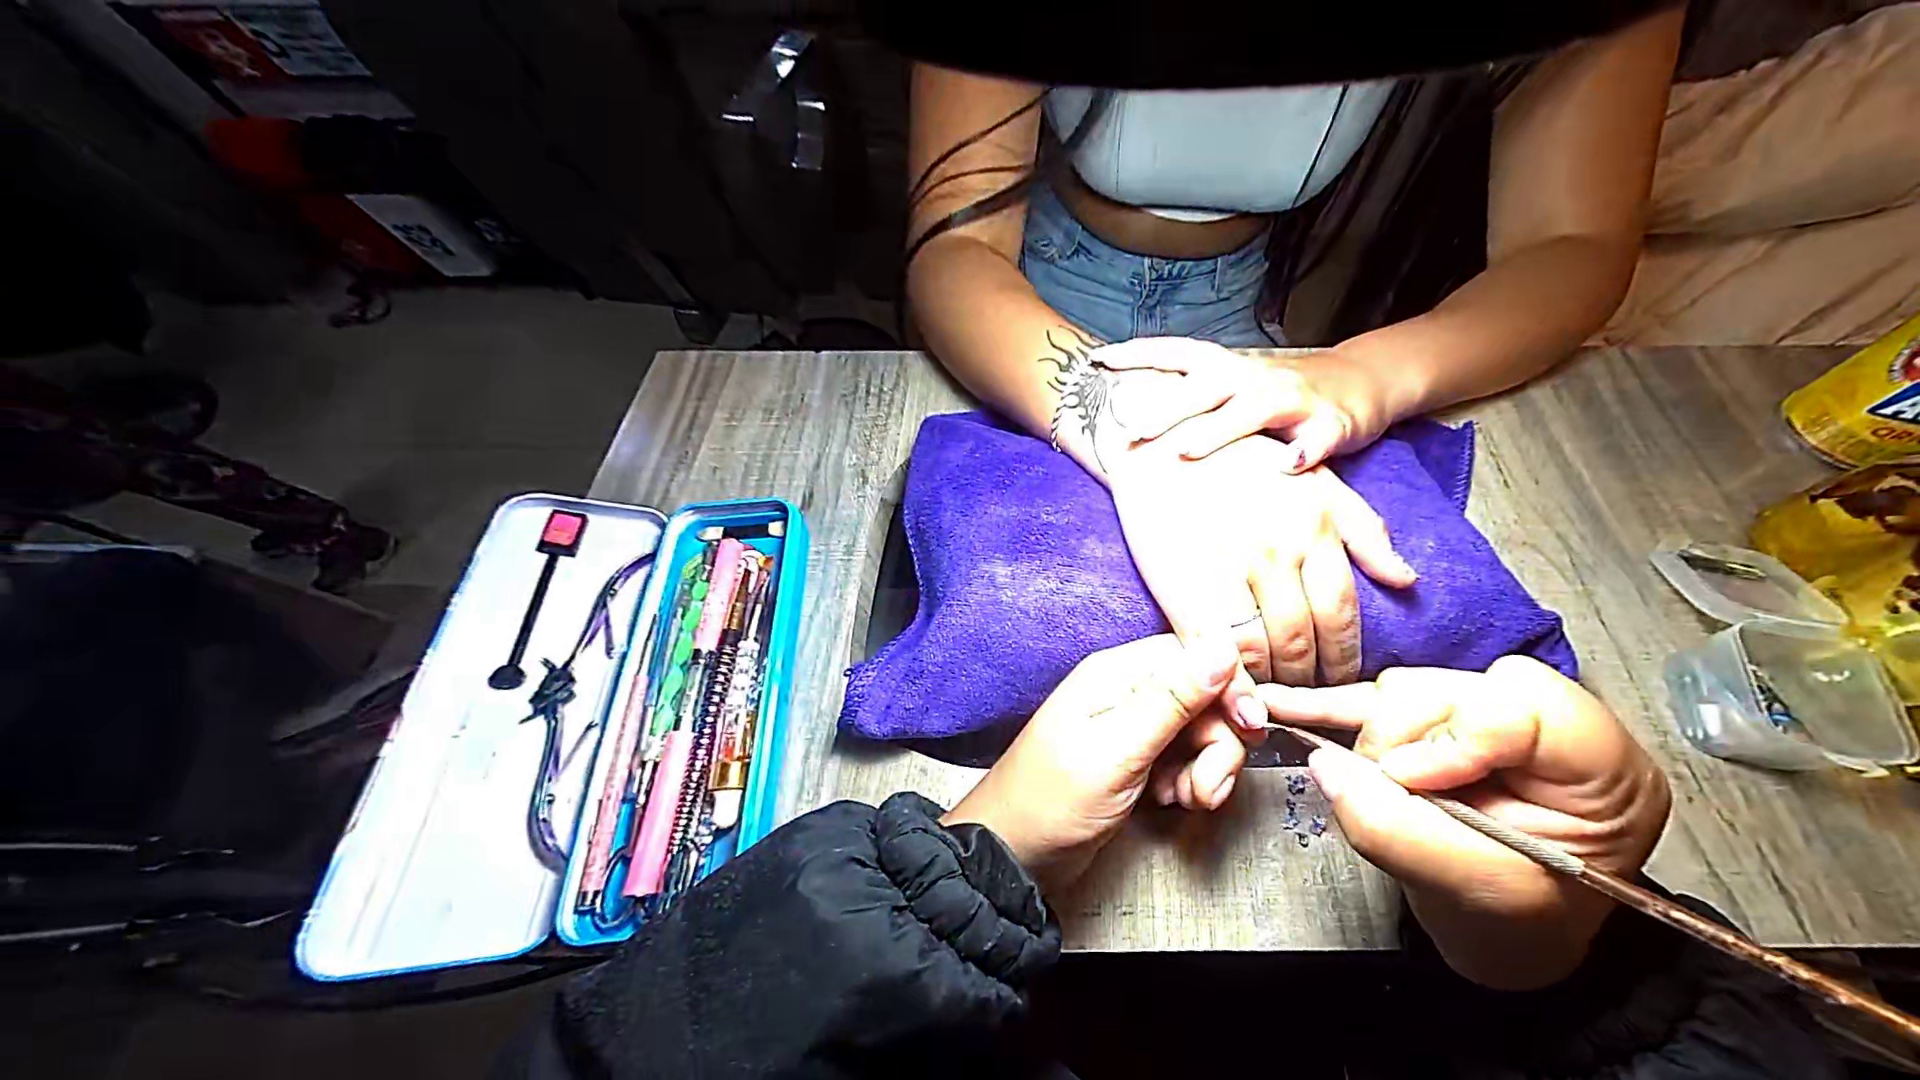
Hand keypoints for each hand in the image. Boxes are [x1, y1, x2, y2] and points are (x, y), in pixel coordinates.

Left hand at [943, 635, 1240, 893]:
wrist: (1016, 853)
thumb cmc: (1052, 800)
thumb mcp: (1117, 750)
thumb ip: (1172, 700)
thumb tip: (1222, 646)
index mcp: (1115, 673)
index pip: (1194, 655)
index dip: (1229, 687)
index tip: (1250, 725)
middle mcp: (1126, 691)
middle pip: (1204, 697)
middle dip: (1218, 742)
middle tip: (1207, 785)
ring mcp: (1132, 726)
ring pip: (1200, 731)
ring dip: (1207, 768)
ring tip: (1185, 798)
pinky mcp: (1138, 758)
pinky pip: (1185, 758)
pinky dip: (1190, 781)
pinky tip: (1169, 801)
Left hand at [1097, 337, 1409, 471]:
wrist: (1360, 380)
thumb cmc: (1275, 391)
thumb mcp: (1229, 386)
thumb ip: (1187, 398)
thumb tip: (1125, 415)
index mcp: (1225, 367)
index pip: (1175, 353)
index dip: (1137, 353)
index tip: (1098, 359)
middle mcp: (1254, 377)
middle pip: (1206, 387)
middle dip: (1168, 407)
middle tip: (1132, 431)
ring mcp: (1293, 398)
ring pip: (1254, 409)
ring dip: (1219, 429)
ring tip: (1186, 451)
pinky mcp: (1331, 423)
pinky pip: (1317, 439)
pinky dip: (1304, 452)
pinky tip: (1286, 467)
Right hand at [1108, 432, 1416, 698]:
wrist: (1156, 445)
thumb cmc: (1234, 461)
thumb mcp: (1313, 480)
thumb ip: (1363, 530)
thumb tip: (1407, 581)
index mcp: (1312, 527)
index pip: (1342, 613)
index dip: (1343, 656)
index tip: (1335, 675)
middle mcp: (1277, 552)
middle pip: (1305, 638)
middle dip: (1309, 676)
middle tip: (1303, 693)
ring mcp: (1228, 571)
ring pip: (1264, 649)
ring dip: (1272, 683)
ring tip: (1271, 698)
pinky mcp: (1184, 586)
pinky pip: (1215, 648)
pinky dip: (1231, 684)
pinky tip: (1241, 705)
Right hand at [1258, 656, 1671, 989]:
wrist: (1503, 933)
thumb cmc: (1516, 923)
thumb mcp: (1474, 889)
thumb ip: (1398, 828)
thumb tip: (1325, 763)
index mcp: (1598, 769)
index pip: (1521, 705)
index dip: (1457, 735)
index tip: (1414, 781)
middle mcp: (1543, 727)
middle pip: (1451, 688)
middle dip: (1401, 738)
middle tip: (1387, 789)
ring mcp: (1480, 716)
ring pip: (1404, 687)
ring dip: (1368, 732)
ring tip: (1364, 779)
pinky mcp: (1428, 719)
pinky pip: (1370, 700)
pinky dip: (1325, 707)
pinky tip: (1284, 706)